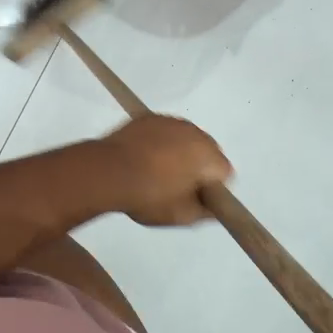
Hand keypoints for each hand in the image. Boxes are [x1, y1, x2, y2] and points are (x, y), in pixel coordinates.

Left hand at [94, 115, 232, 225]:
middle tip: (177, 186)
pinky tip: (145, 156)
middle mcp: (192, 131)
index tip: (194, 197)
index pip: (224, 172)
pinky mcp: (147, 116)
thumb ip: (206, 212)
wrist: (108, 170)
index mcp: (207, 154)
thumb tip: (212, 207)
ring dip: (179, 151)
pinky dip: (161, 141)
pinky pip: (164, 130)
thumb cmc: (150, 195)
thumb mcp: (183, 216)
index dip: (212, 188)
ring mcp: (168, 120)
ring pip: (185, 138)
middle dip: (198, 166)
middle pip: (207, 150)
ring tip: (158, 171)